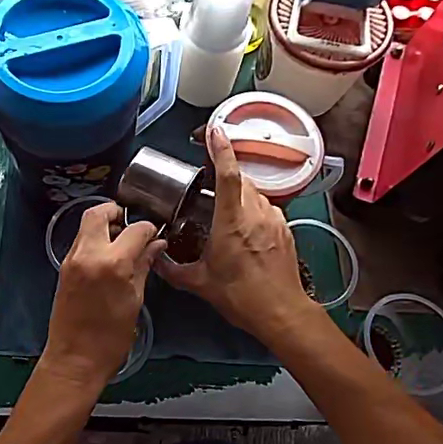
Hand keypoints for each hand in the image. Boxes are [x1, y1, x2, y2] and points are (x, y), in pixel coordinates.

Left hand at [41, 202, 164, 388]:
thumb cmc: (110, 338)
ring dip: (104, 225)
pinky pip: (80, 242)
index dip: (149, 229)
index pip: (135, 229)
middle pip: (98, 213)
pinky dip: (95, 240)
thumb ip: (144, 266)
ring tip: (122, 242)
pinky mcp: (64, 268)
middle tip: (131, 224)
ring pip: (86, 225)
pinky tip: (109, 256)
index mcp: (112, 264)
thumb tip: (155, 246)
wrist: (75, 359)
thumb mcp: (135, 300)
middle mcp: (88, 255)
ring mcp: (72, 260)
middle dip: (117, 212)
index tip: (155, 235)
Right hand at [157, 127, 321, 343]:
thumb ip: (173, 269)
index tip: (214, 130)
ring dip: (241, 195)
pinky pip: (268, 209)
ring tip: (226, 212)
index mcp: (232, 221)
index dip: (220, 149)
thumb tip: (156, 260)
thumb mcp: (200, 283)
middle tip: (210, 185)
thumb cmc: (242, 297)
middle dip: (226, 175)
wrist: (282, 312)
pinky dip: (255, 210)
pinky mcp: (286, 230)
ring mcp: (275, 221)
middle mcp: (256, 214)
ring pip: (256, 194)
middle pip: (242, 180)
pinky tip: (246, 230)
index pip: (227, 174)